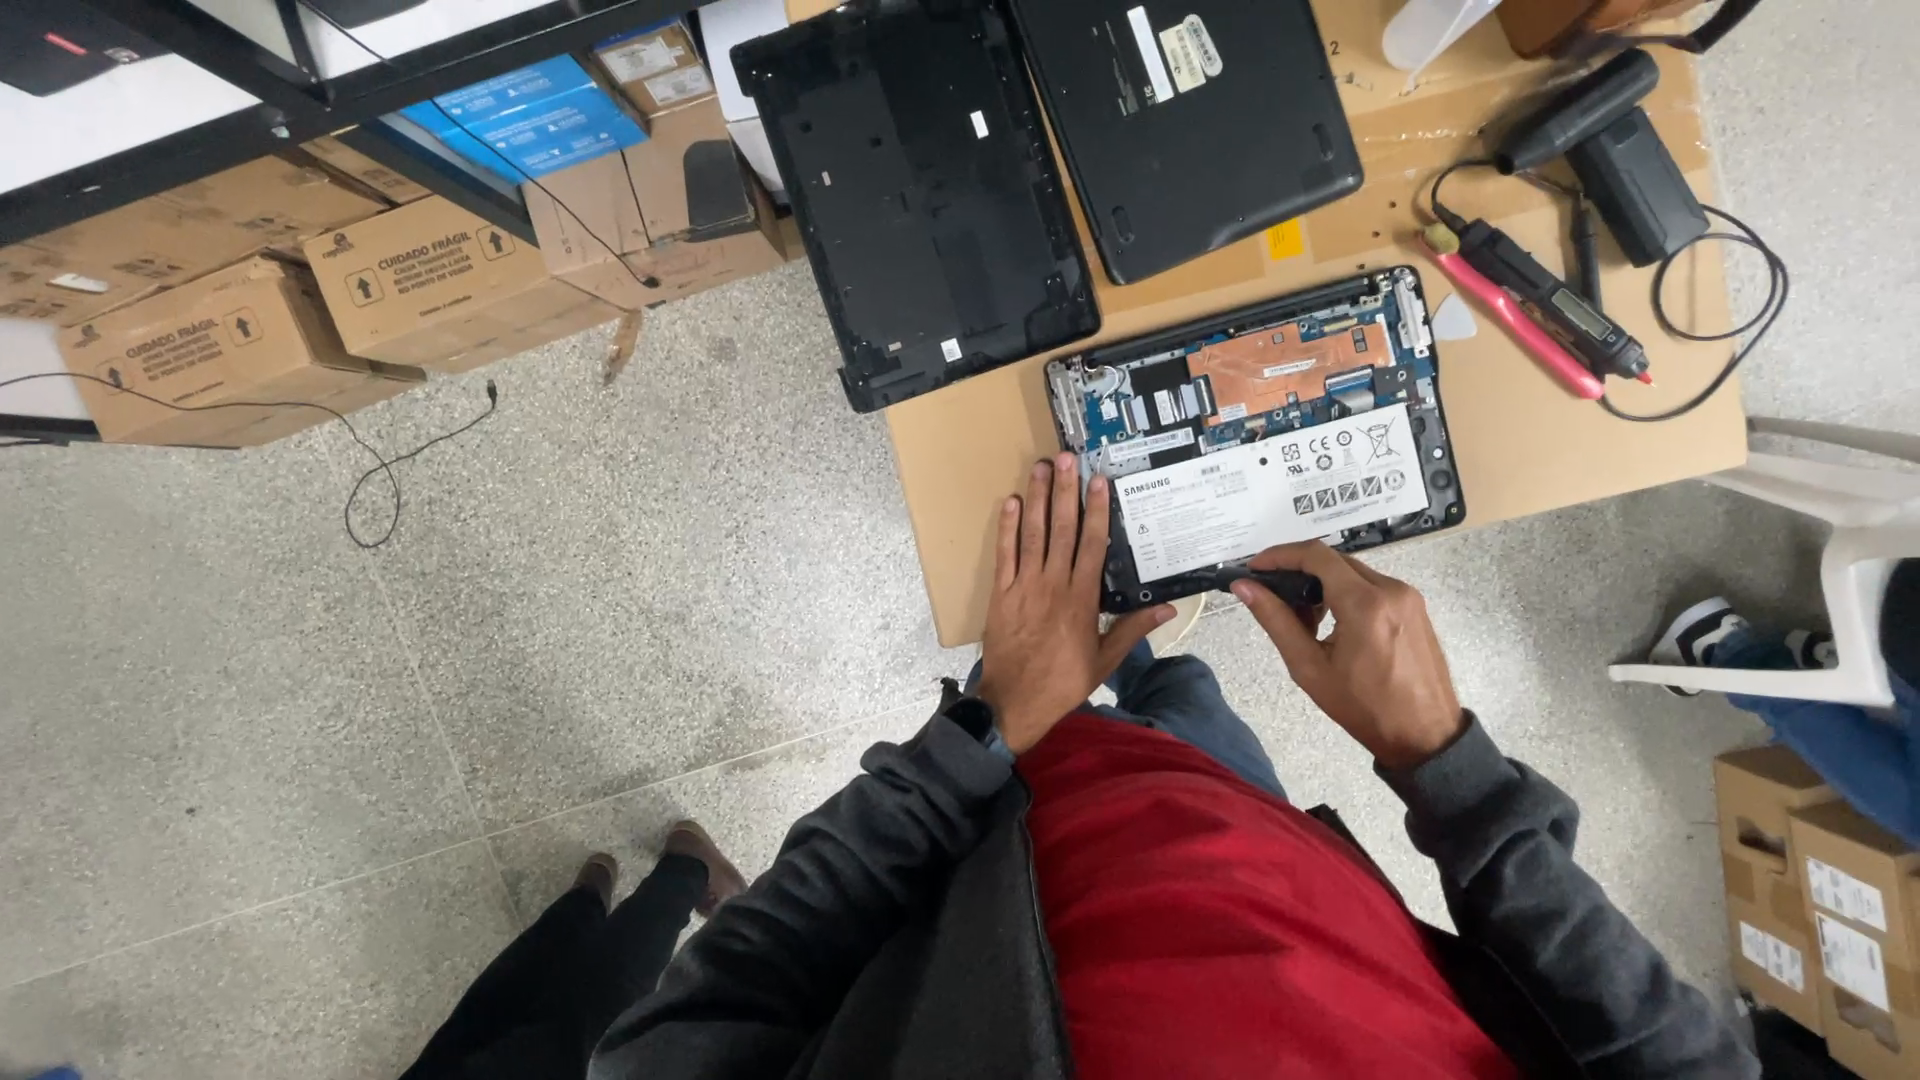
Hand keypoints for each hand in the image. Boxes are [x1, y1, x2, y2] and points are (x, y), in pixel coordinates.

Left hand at [976, 453, 1173, 753]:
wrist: (1015, 702)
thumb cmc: (1063, 682)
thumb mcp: (1105, 660)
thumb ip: (1132, 629)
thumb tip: (1167, 608)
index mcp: (1082, 598)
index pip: (1092, 544)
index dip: (1096, 510)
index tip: (1098, 481)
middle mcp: (1053, 584)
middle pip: (1062, 529)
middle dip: (1065, 491)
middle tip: (1066, 458)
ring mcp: (1024, 586)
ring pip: (1032, 535)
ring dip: (1038, 499)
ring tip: (1040, 468)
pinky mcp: (1000, 594)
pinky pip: (1004, 554)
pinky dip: (1007, 528)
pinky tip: (1012, 503)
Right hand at [1231, 541, 1464, 769]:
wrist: (1425, 735)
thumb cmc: (1362, 706)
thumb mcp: (1309, 666)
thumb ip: (1275, 620)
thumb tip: (1244, 587)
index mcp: (1364, 603)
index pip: (1315, 555)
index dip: (1279, 555)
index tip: (1256, 568)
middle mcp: (1391, 589)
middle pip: (1333, 560)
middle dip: (1298, 571)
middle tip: (1274, 597)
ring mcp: (1408, 596)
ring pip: (1352, 572)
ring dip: (1322, 583)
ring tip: (1304, 619)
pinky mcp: (1415, 607)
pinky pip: (1372, 586)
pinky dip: (1345, 593)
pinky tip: (1333, 624)